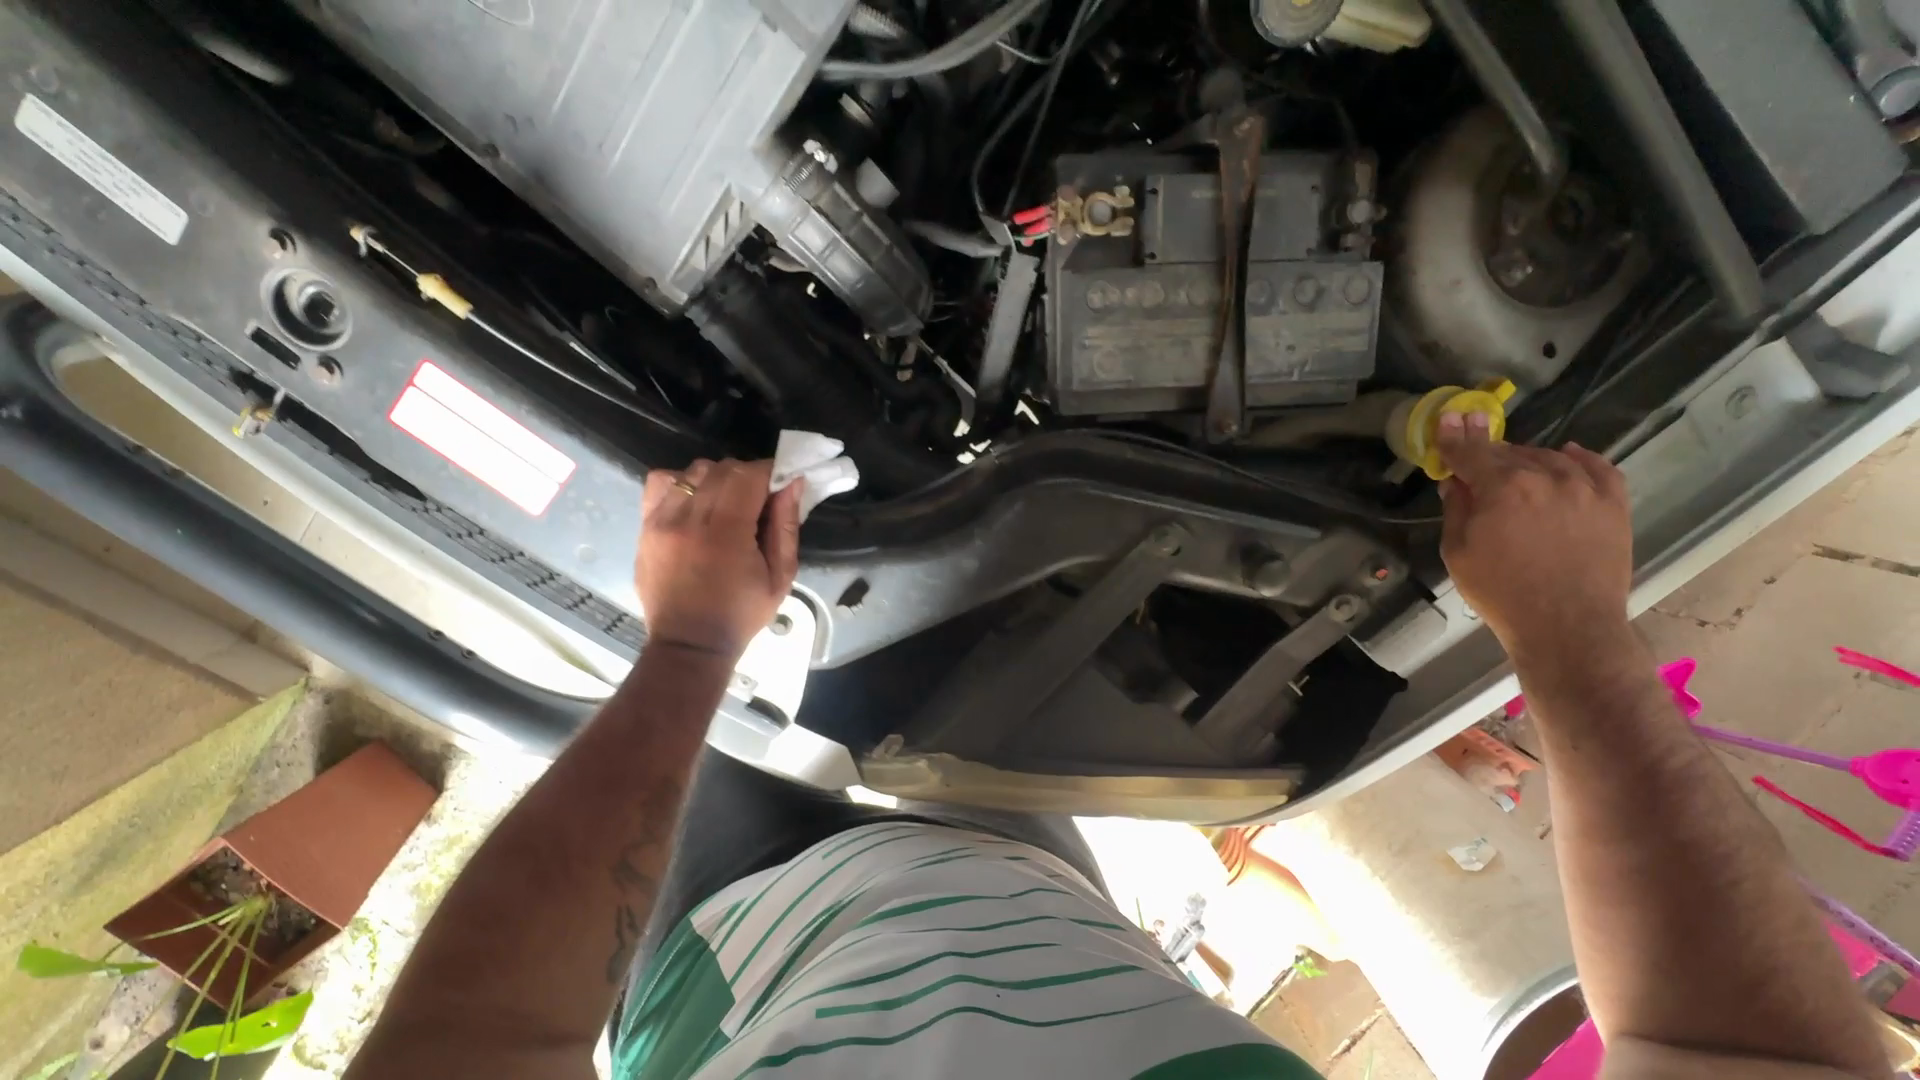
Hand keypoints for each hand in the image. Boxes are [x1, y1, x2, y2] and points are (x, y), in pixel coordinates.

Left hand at [637, 458, 801, 659]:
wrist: (689, 644)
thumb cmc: (741, 615)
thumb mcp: (780, 576)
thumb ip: (786, 526)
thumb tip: (793, 482)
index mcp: (726, 532)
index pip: (750, 475)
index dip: (771, 472)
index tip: (781, 484)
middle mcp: (689, 518)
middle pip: (723, 468)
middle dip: (747, 476)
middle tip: (759, 500)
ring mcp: (661, 519)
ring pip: (694, 471)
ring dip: (717, 478)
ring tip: (727, 503)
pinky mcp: (645, 525)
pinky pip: (662, 482)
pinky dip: (683, 483)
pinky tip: (696, 503)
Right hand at [1436, 412, 1632, 653]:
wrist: (1567, 625)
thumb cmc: (1501, 592)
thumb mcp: (1458, 552)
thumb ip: (1456, 509)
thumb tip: (1456, 482)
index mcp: (1501, 487)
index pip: (1469, 452)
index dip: (1453, 436)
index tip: (1447, 418)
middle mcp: (1545, 476)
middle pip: (1508, 451)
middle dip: (1486, 446)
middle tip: (1472, 439)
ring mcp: (1585, 487)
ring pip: (1548, 457)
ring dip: (1525, 457)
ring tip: (1512, 465)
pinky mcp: (1613, 504)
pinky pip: (1597, 467)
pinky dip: (1579, 458)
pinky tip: (1567, 455)